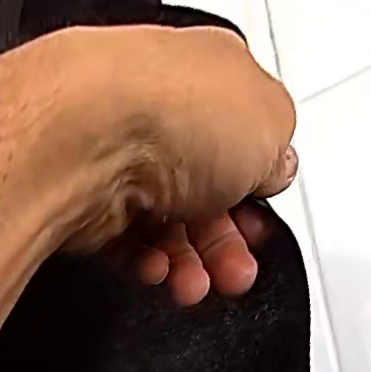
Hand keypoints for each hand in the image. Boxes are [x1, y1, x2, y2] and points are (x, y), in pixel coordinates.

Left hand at [14, 25, 297, 305]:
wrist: (91, 141)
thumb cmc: (173, 115)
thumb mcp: (271, 126)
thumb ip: (278, 154)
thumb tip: (275, 169)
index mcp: (210, 85)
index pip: (240, 150)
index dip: (255, 196)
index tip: (261, 230)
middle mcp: (164, 121)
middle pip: (205, 200)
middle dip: (225, 247)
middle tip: (236, 274)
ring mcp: (124, 162)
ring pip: (167, 231)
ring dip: (190, 267)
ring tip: (194, 286)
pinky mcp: (92, 204)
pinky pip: (129, 248)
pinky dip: (148, 265)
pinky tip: (157, 268)